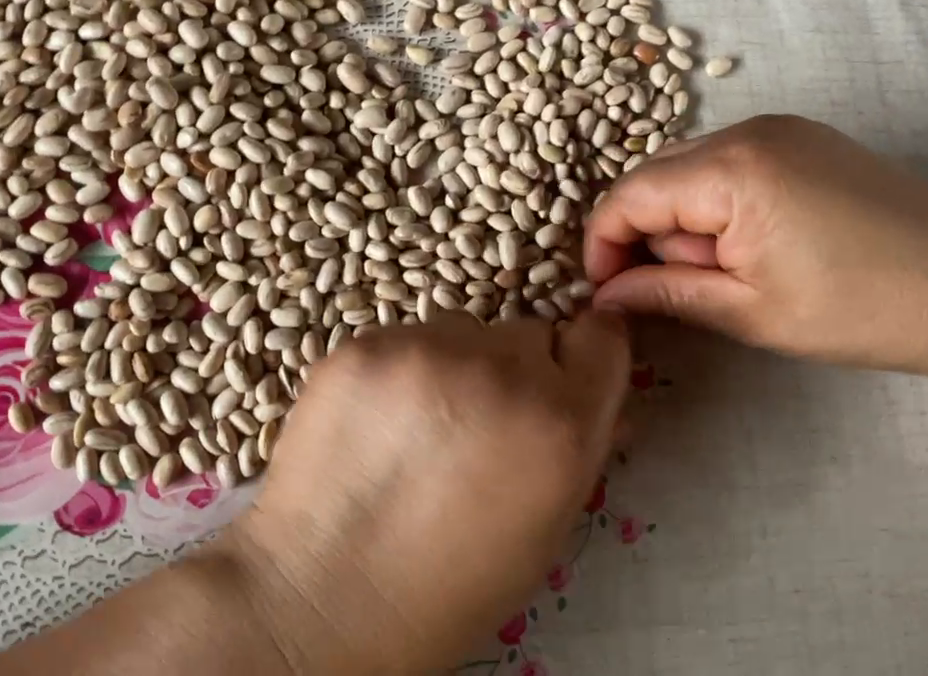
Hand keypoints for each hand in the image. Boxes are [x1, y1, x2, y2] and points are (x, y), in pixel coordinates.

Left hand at [217, 310, 630, 674]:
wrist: (322, 598)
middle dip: (518, 371)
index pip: (602, 337)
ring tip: (420, 426)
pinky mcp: (366, 343)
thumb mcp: (544, 529)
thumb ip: (580, 450)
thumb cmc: (448, 586)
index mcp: (561, 423)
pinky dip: (402, 369)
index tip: (566, 375)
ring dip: (457, 364)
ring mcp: (427, 349)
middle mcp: (502, 371)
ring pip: (465, 329)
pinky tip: (378, 421)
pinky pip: (406, 337)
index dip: (584, 356)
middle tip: (480, 423)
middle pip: (531, 333)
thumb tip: (605, 407)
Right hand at [584, 115, 927, 394]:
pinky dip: (717, 203)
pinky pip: (728, 163)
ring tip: (721, 272)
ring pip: (690, 168)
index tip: (604, 292)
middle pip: (655, 175)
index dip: (604, 244)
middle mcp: (747, 130)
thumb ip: (665, 293)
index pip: (630, 195)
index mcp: (730, 169)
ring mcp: (780, 128)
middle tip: (666, 290)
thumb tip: (603, 295)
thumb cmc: (861, 310)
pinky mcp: (804, 138)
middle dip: (645, 232)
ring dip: (683, 218)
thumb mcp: (749, 311)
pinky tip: (751, 245)